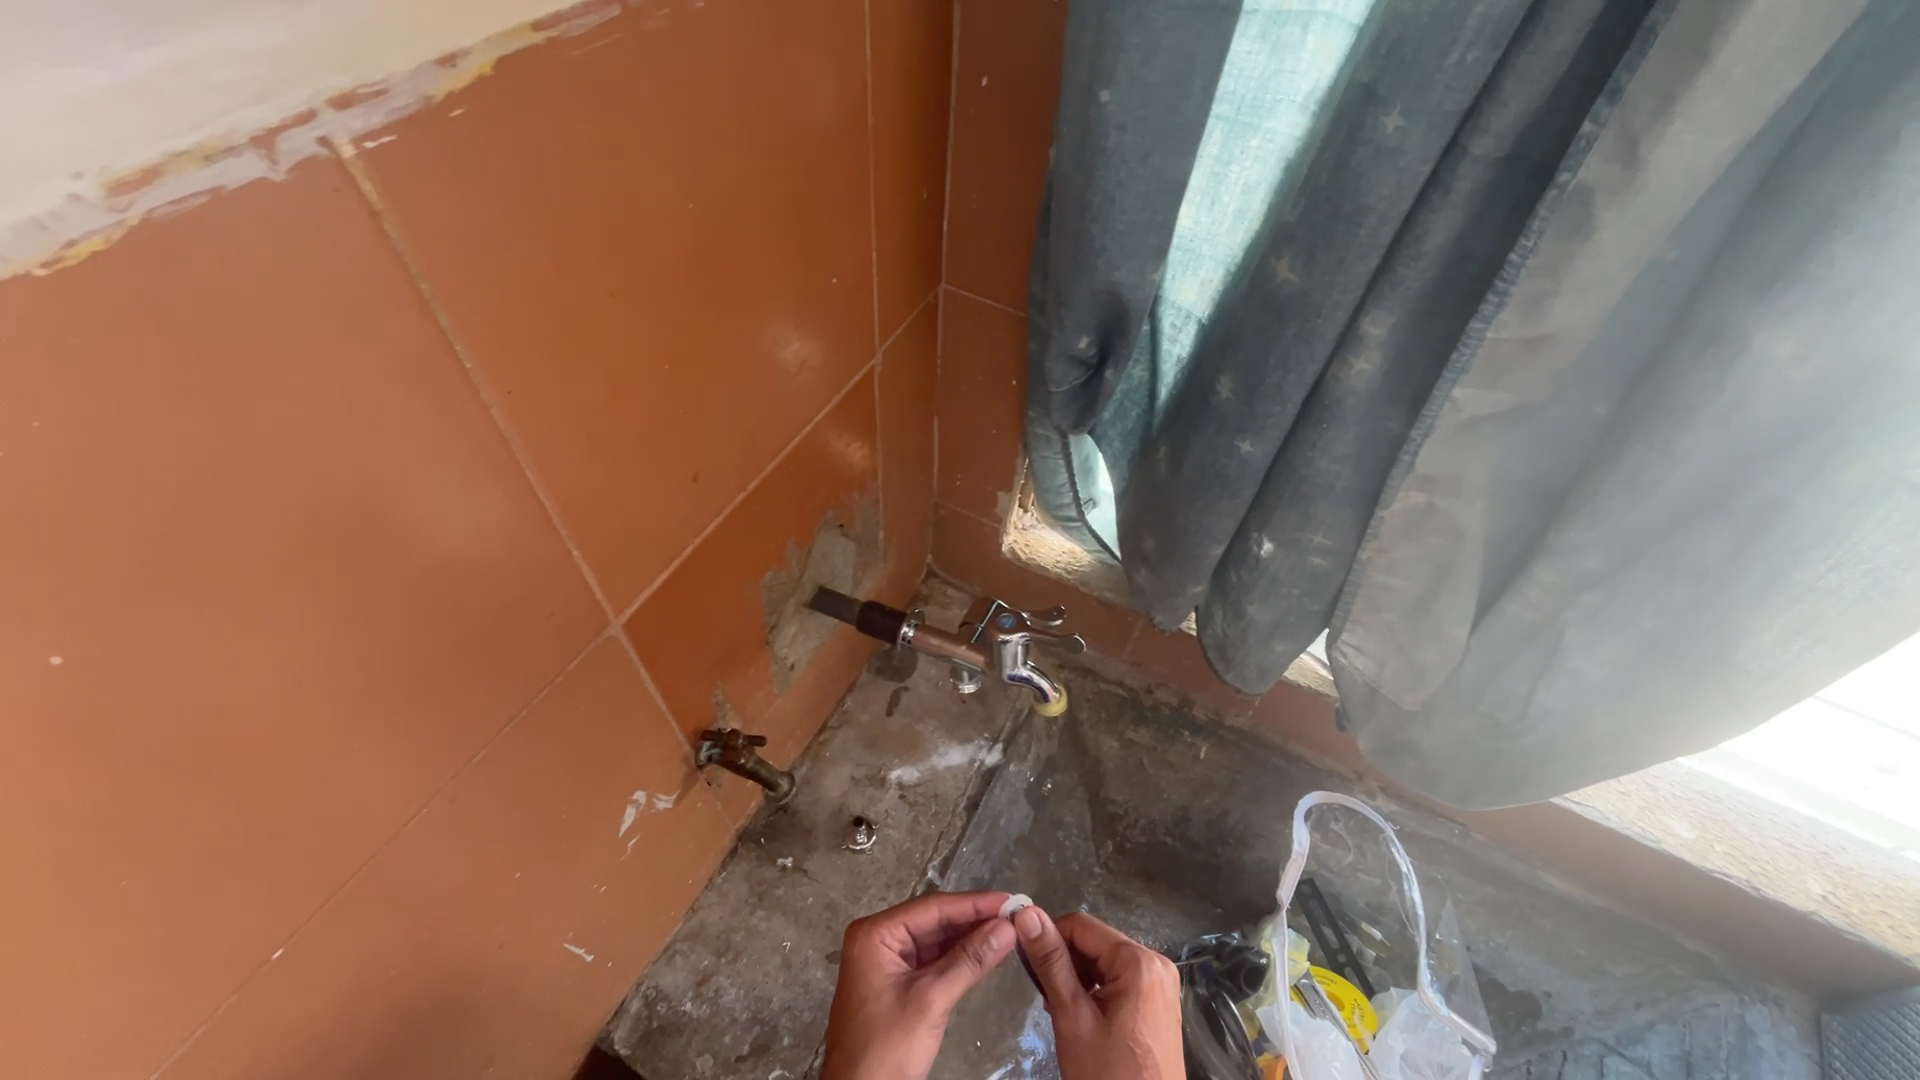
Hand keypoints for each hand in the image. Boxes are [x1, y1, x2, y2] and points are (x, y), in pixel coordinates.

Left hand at [820, 891, 1017, 1079]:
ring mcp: (887, 962)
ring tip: (1008, 931)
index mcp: (876, 934)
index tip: (1010, 900)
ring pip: (935, 941)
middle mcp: (879, 939)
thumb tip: (1007, 928)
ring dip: (970, 939)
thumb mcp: (931, 1000)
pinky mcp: (897, 983)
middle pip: (934, 921)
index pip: (933, 908)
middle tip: (1015, 915)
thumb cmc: (887, 1047)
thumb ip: (970, 960)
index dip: (974, 903)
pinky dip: (959, 959)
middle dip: (974, 920)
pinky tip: (987, 953)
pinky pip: (932, 961)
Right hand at [1014, 905, 1184, 1079]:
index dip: (1049, 937)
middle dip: (1066, 962)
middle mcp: (1156, 962)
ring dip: (1079, 977)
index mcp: (1138, 961)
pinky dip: (1097, 990)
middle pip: (1095, 942)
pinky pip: (1120, 979)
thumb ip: (1050, 963)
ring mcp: (1161, 983)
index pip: (1081, 925)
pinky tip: (1084, 1016)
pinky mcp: (1159, 1002)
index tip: (1028, 964)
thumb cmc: (1108, 1075)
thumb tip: (1026, 913)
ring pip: (1105, 960)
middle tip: (1047, 997)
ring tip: (1063, 1010)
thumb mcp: (1073, 1018)